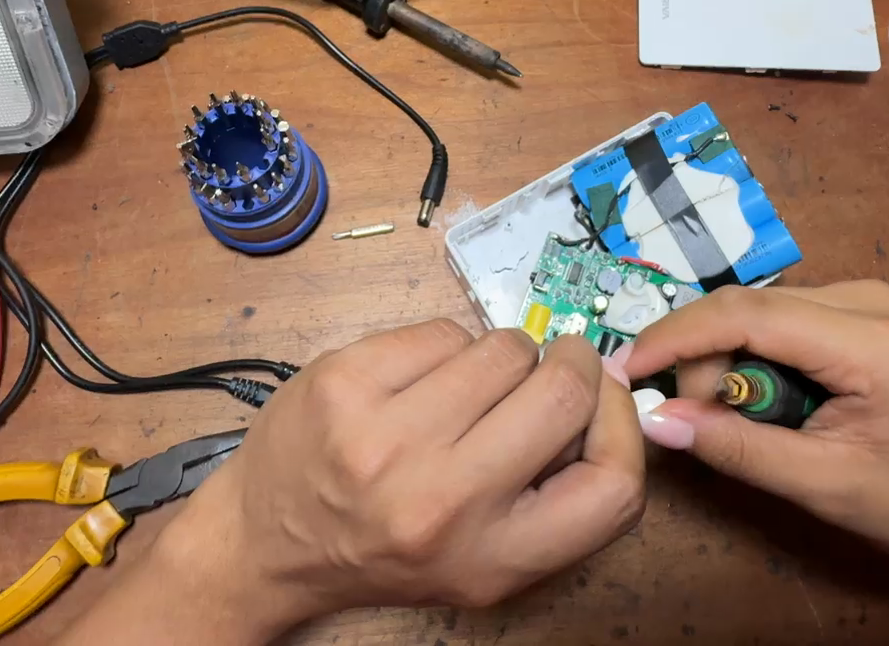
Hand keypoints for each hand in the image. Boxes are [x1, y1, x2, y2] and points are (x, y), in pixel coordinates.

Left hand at [70, 319, 644, 643]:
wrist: (265, 539)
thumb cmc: (383, 545)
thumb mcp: (481, 556)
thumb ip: (550, 490)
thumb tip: (600, 386)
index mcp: (491, 558)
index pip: (614, 487)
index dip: (623, 426)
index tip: (600, 399)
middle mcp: (443, 500)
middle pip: (562, 393)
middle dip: (567, 365)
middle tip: (546, 368)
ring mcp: (387, 434)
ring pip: (503, 347)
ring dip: (500, 356)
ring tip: (466, 383)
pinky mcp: (347, 378)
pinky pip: (443, 329)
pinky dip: (445, 344)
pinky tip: (417, 376)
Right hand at [619, 280, 888, 587]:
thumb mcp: (827, 488)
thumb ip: (739, 450)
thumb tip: (657, 421)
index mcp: (869, 339)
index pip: (747, 315)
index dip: (677, 336)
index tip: (630, 367)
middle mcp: (861, 298)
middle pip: (743, 308)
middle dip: (700, 358)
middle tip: (692, 415)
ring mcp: (857, 298)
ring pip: (749, 312)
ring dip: (720, 360)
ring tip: (733, 416)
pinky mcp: (847, 310)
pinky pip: (768, 320)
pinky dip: (744, 357)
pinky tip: (757, 397)